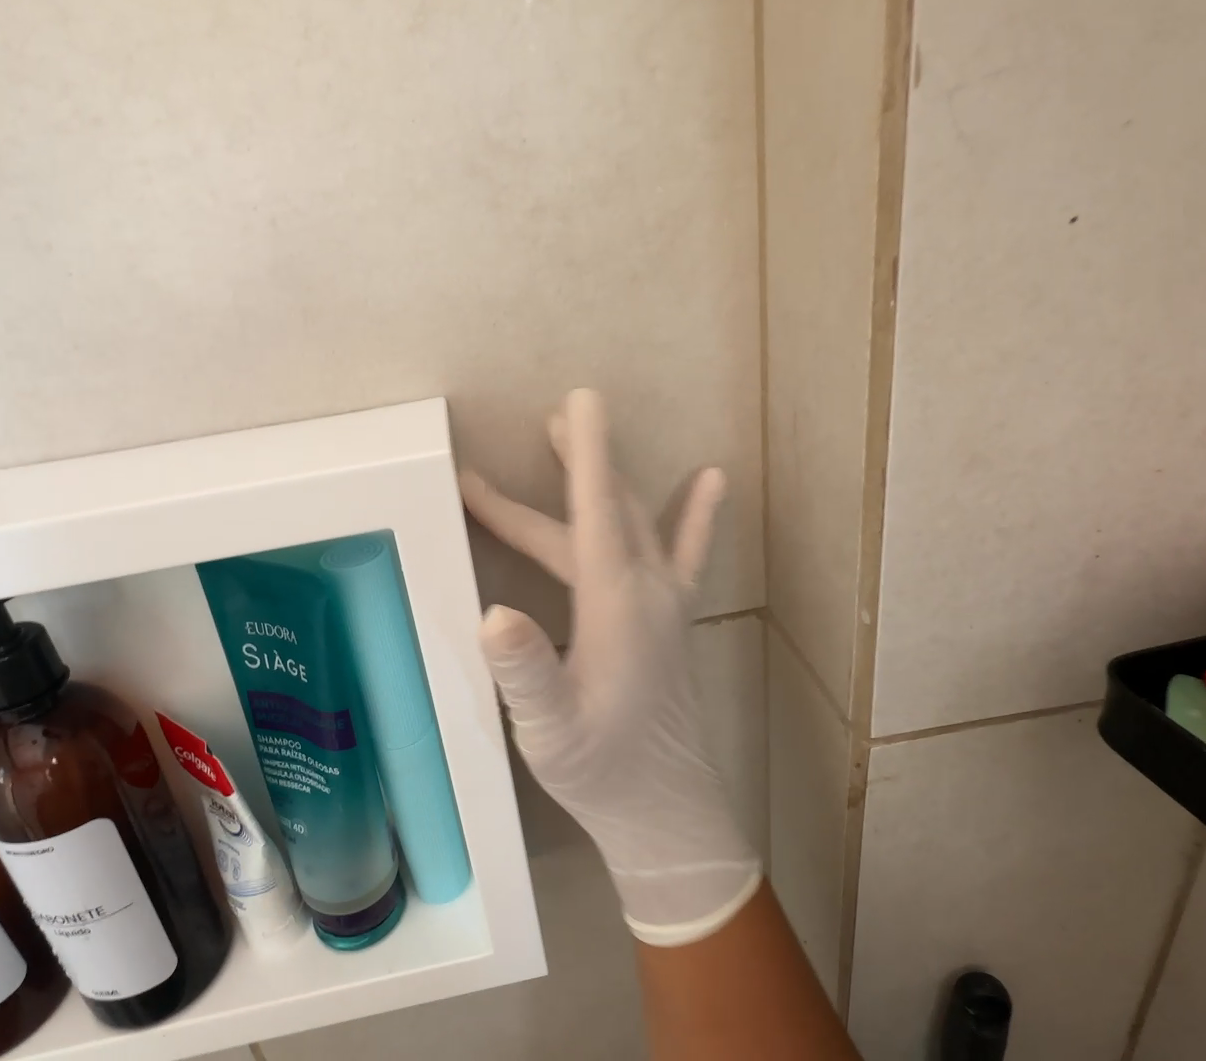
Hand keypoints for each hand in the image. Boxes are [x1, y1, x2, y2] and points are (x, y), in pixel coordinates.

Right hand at [460, 389, 760, 945]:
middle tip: (548, 420)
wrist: (664, 806)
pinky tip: (712, 482)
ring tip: (575, 437)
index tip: (581, 399)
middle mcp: (647, 591)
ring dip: (605, 478)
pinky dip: (696, 516)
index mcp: (614, 607)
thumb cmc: (601, 769)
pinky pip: (687, 553)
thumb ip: (524, 671)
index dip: (586, 455)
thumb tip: (493, 612)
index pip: (594, 515)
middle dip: (574, 463)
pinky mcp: (671, 620)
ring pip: (634, 521)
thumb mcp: (550, 728)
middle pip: (602, 511)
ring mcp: (666, 603)